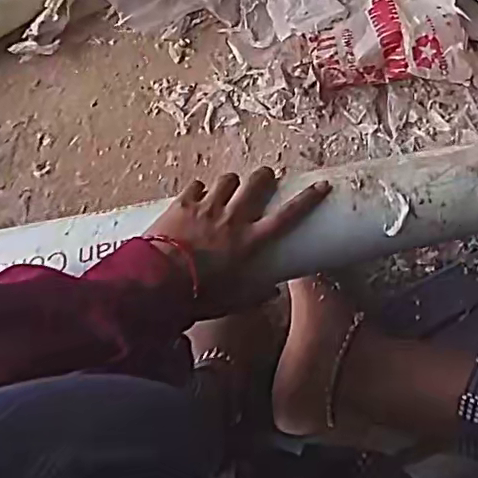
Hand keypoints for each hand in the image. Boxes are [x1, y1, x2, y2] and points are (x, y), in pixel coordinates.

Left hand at [146, 167, 330, 315]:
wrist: (156, 284)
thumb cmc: (197, 296)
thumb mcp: (231, 300)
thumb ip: (254, 295)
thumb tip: (272, 291)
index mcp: (249, 242)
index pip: (288, 215)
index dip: (308, 199)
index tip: (321, 185)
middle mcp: (233, 219)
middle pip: (257, 183)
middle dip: (264, 177)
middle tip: (264, 181)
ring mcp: (207, 208)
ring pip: (228, 179)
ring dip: (230, 184)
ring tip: (226, 192)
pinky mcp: (183, 203)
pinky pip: (198, 185)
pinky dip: (199, 190)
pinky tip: (196, 199)